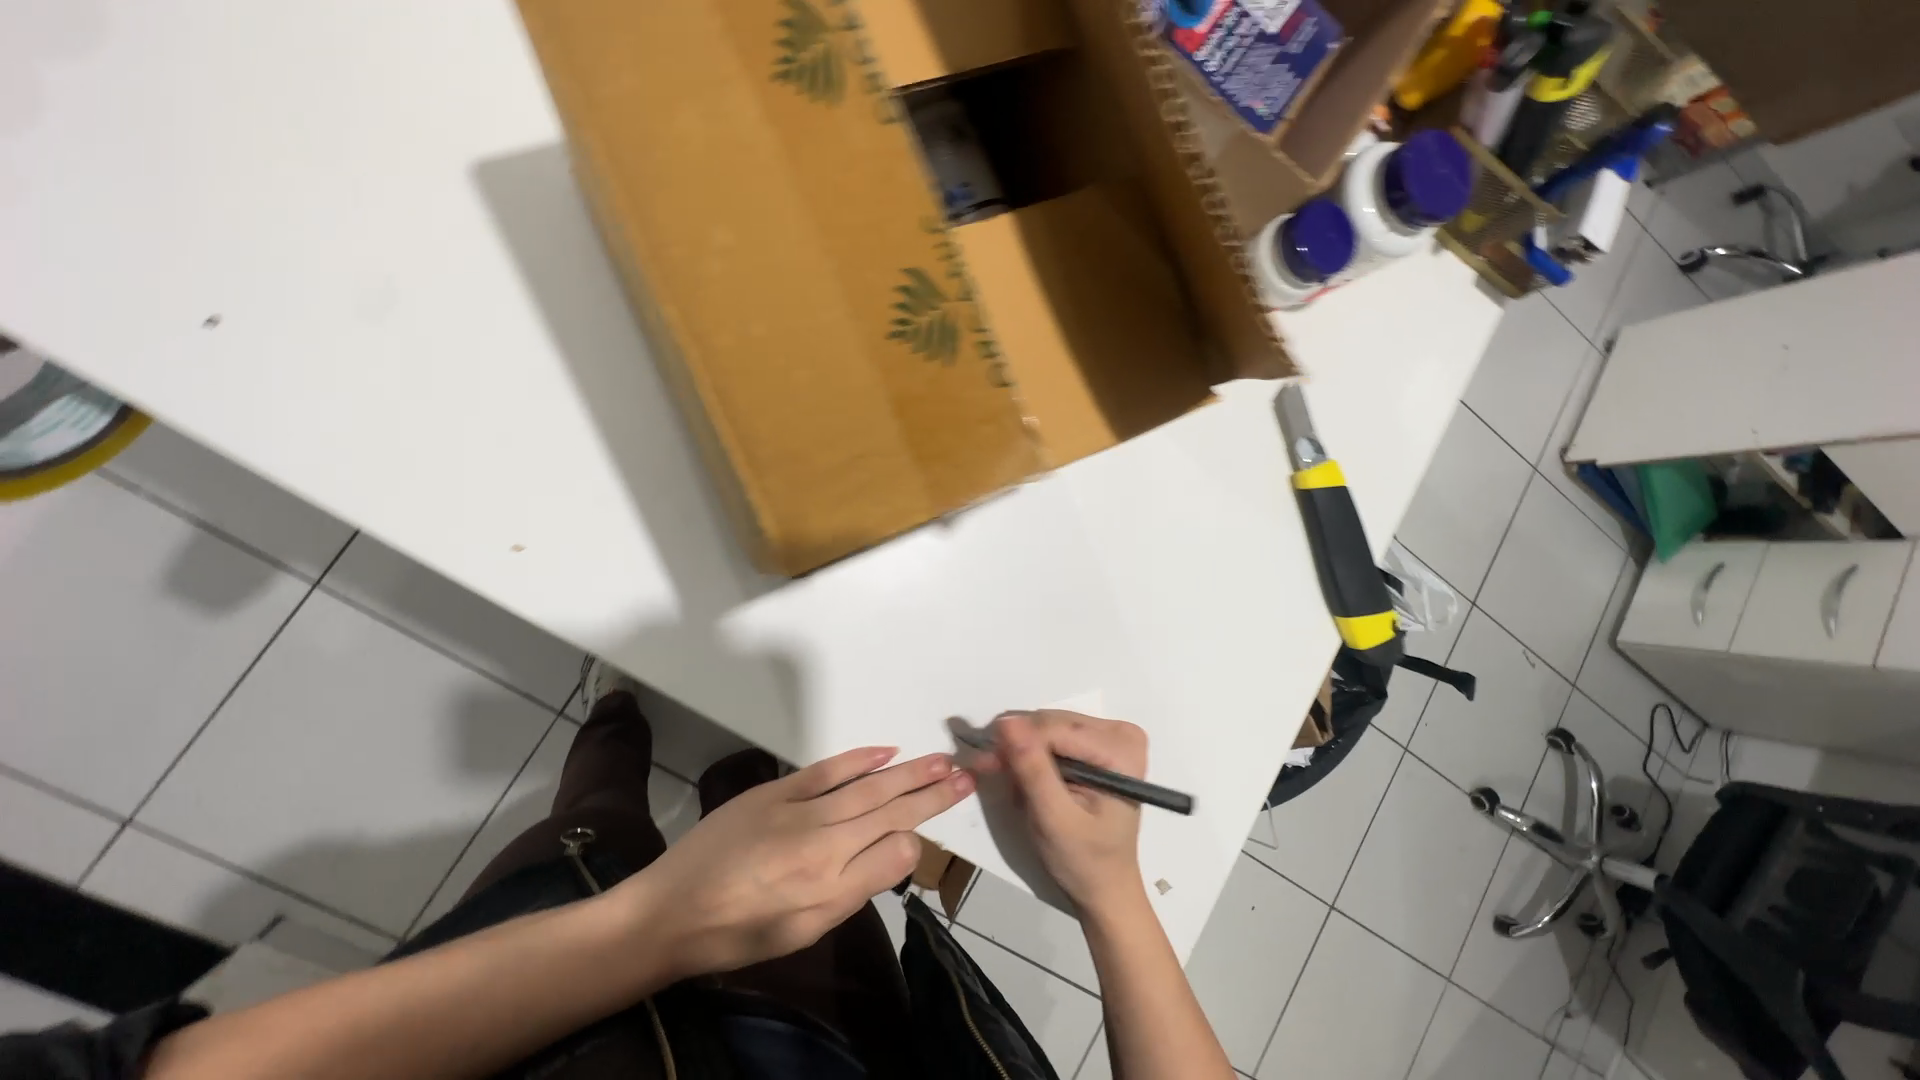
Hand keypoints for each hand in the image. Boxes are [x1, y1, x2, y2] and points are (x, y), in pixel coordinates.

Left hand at [617, 747, 973, 977]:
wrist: (670, 911)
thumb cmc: (742, 933)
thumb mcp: (807, 928)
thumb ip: (861, 884)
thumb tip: (907, 845)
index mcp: (832, 873)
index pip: (897, 836)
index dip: (928, 815)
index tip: (957, 793)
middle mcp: (822, 834)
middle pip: (887, 804)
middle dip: (929, 787)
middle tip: (963, 769)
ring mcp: (796, 807)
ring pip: (864, 784)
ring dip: (904, 770)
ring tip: (936, 758)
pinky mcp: (772, 792)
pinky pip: (824, 770)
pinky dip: (857, 759)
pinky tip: (883, 751)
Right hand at [977, 710, 1148, 916]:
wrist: (1105, 885)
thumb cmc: (1083, 859)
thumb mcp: (1052, 819)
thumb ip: (1032, 769)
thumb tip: (1006, 722)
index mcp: (1121, 750)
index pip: (1054, 728)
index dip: (1016, 742)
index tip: (987, 765)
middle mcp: (1122, 733)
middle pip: (1051, 723)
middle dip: (1019, 748)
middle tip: (997, 776)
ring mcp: (1112, 736)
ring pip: (1048, 726)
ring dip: (1024, 753)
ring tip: (1018, 788)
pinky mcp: (1100, 744)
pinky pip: (1055, 736)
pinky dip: (1035, 756)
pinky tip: (1032, 781)